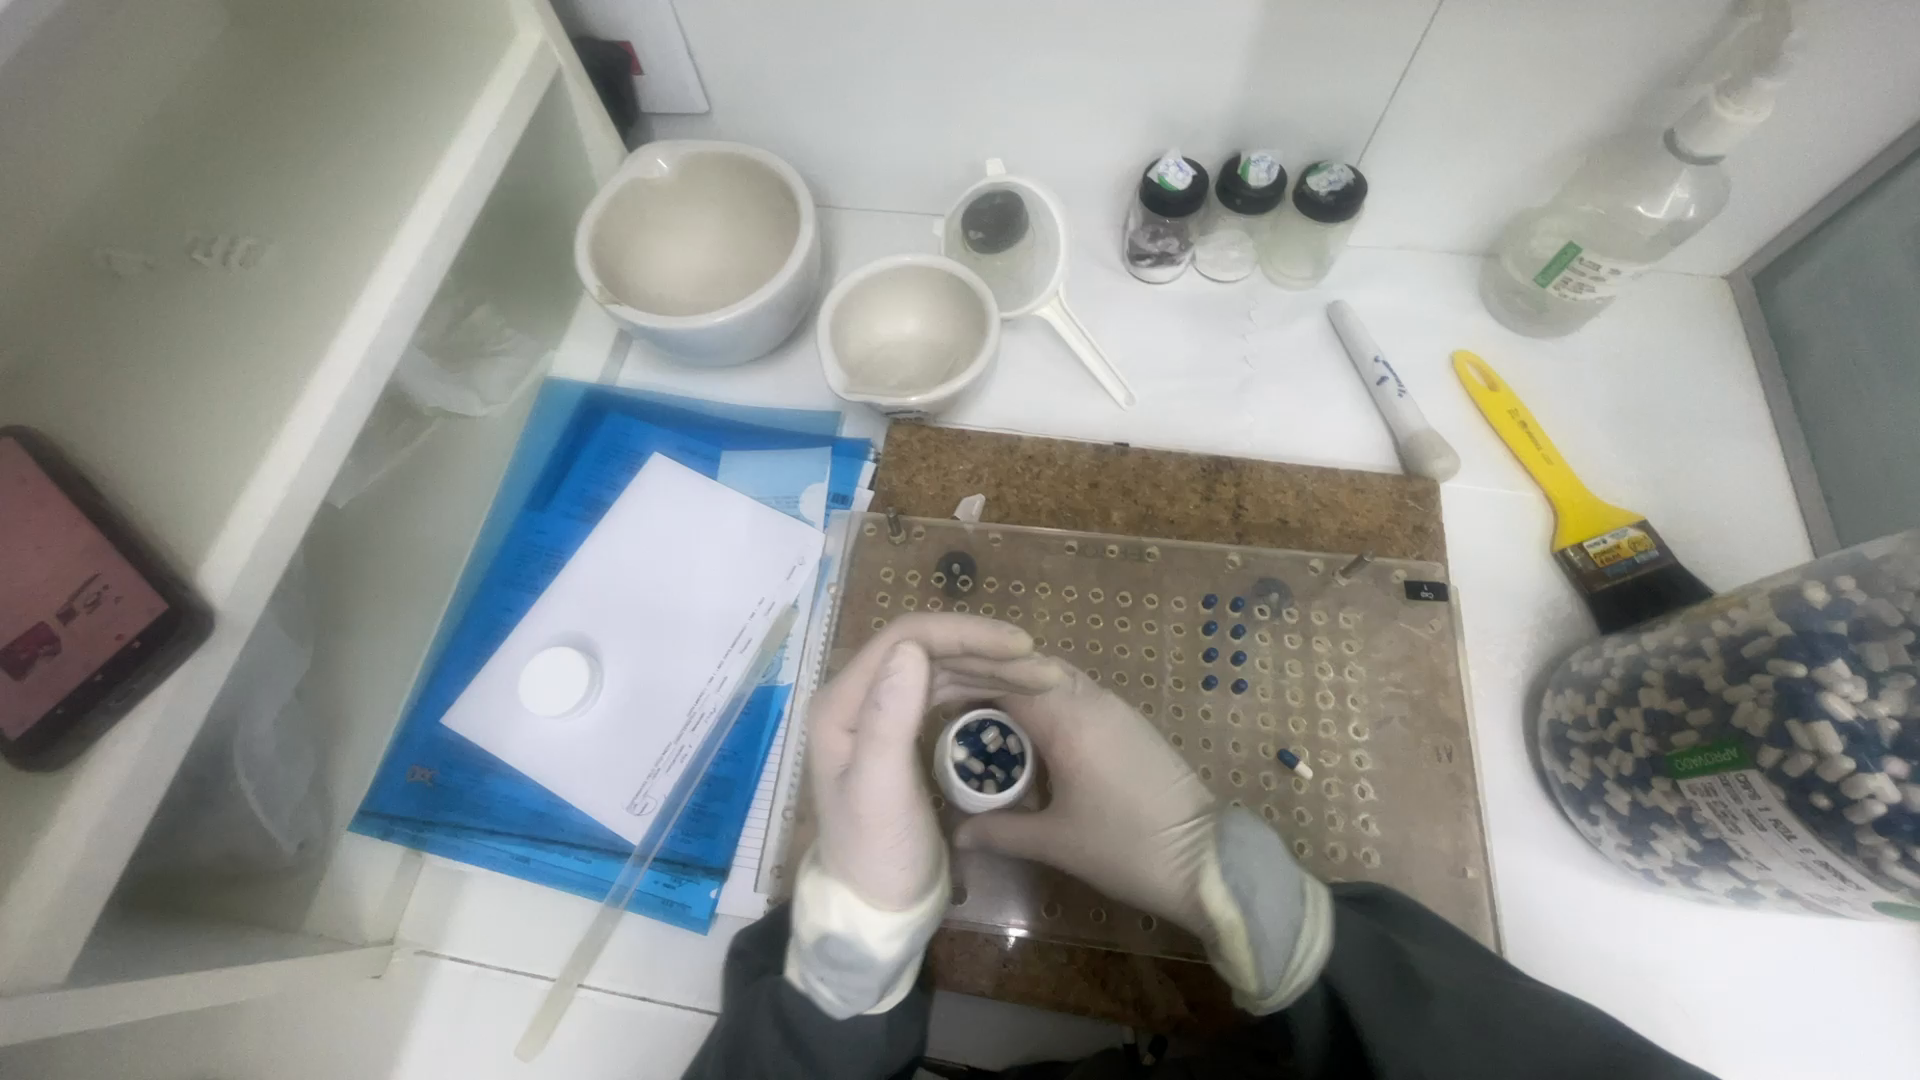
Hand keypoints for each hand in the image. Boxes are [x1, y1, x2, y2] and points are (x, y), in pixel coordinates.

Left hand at [806, 614, 1061, 909]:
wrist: (878, 909)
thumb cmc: (877, 854)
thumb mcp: (880, 790)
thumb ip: (889, 718)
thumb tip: (913, 647)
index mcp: (842, 702)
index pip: (905, 639)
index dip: (963, 634)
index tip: (1019, 646)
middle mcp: (859, 695)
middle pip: (927, 648)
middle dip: (985, 649)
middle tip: (1041, 664)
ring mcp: (883, 710)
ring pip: (942, 667)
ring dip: (990, 666)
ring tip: (1042, 675)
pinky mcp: (905, 727)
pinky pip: (947, 690)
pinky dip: (982, 685)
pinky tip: (1015, 688)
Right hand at [954, 658, 1218, 935]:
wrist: (1208, 860)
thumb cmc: (1126, 849)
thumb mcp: (1057, 842)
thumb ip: (1001, 831)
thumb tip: (957, 834)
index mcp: (1068, 723)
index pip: (1006, 682)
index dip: (969, 686)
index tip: (940, 700)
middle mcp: (1091, 701)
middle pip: (1032, 668)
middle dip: (995, 681)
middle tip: (963, 709)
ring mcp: (1116, 706)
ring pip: (1058, 676)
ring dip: (1025, 687)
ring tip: (995, 720)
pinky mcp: (1132, 720)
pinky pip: (1080, 691)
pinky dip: (1051, 699)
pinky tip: (1038, 734)